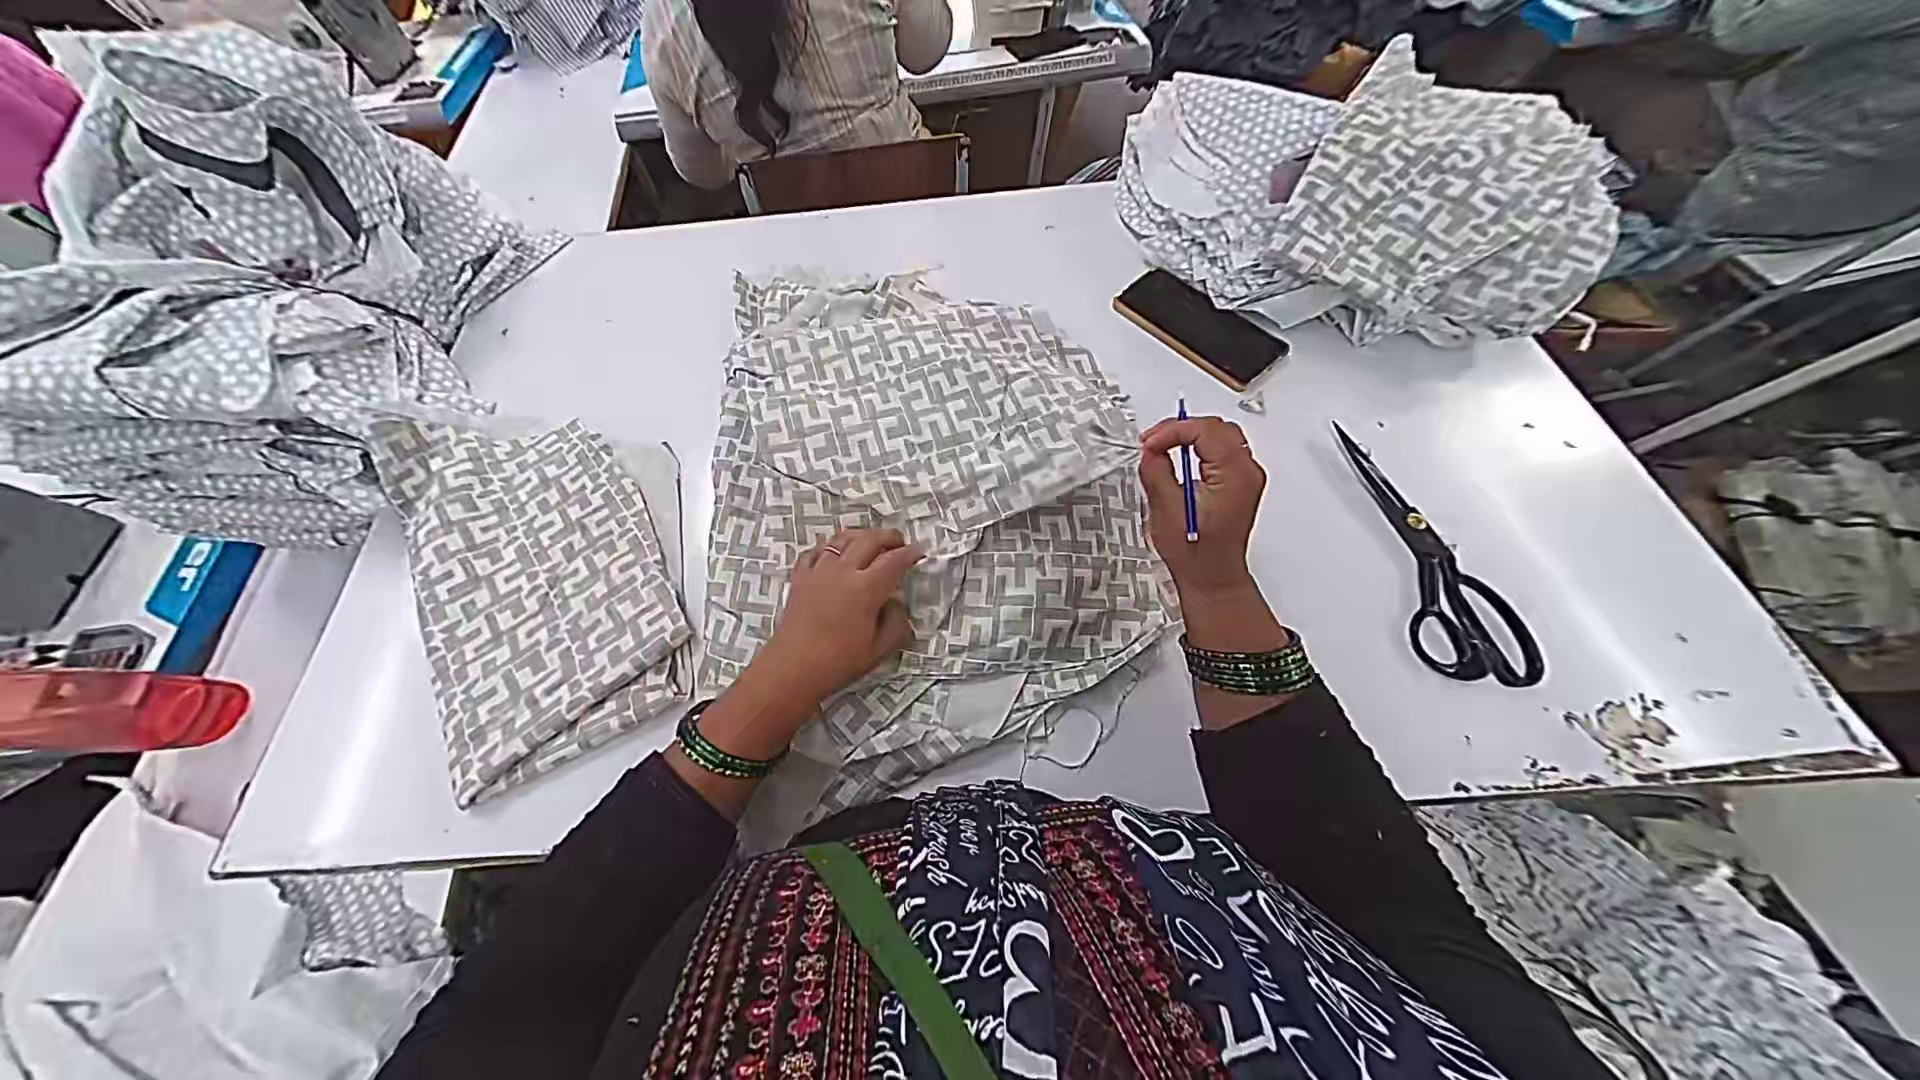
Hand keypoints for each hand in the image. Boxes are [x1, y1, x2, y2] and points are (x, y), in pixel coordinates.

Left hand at [753, 528, 924, 704]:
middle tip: (899, 542)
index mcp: (866, 588)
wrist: (793, 669)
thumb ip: (897, 622)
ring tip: (870, 541)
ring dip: (861, 536)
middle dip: (889, 537)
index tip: (918, 554)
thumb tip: (897, 604)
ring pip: (842, 539)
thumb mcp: (880, 649)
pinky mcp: (800, 578)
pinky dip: (830, 547)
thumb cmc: (838, 662)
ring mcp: (819, 571)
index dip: (910, 553)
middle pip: (870, 540)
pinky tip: (835, 554)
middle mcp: (843, 572)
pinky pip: (816, 551)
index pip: (894, 560)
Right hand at [1139, 415, 1265, 598]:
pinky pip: (1221, 452)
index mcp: (1233, 475)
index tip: (1150, 443)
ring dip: (1189, 436)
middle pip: (1216, 428)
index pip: (1204, 431)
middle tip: (1152, 440)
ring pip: (1220, 436)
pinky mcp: (1238, 485)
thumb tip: (1151, 451)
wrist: (1211, 577)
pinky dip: (1198, 448)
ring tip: (1161, 447)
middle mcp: (1247, 472)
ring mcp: (1246, 478)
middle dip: (1180, 428)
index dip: (1171, 431)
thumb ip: (1156, 471)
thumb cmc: (1196, 553)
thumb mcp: (1166, 509)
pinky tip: (1178, 457)